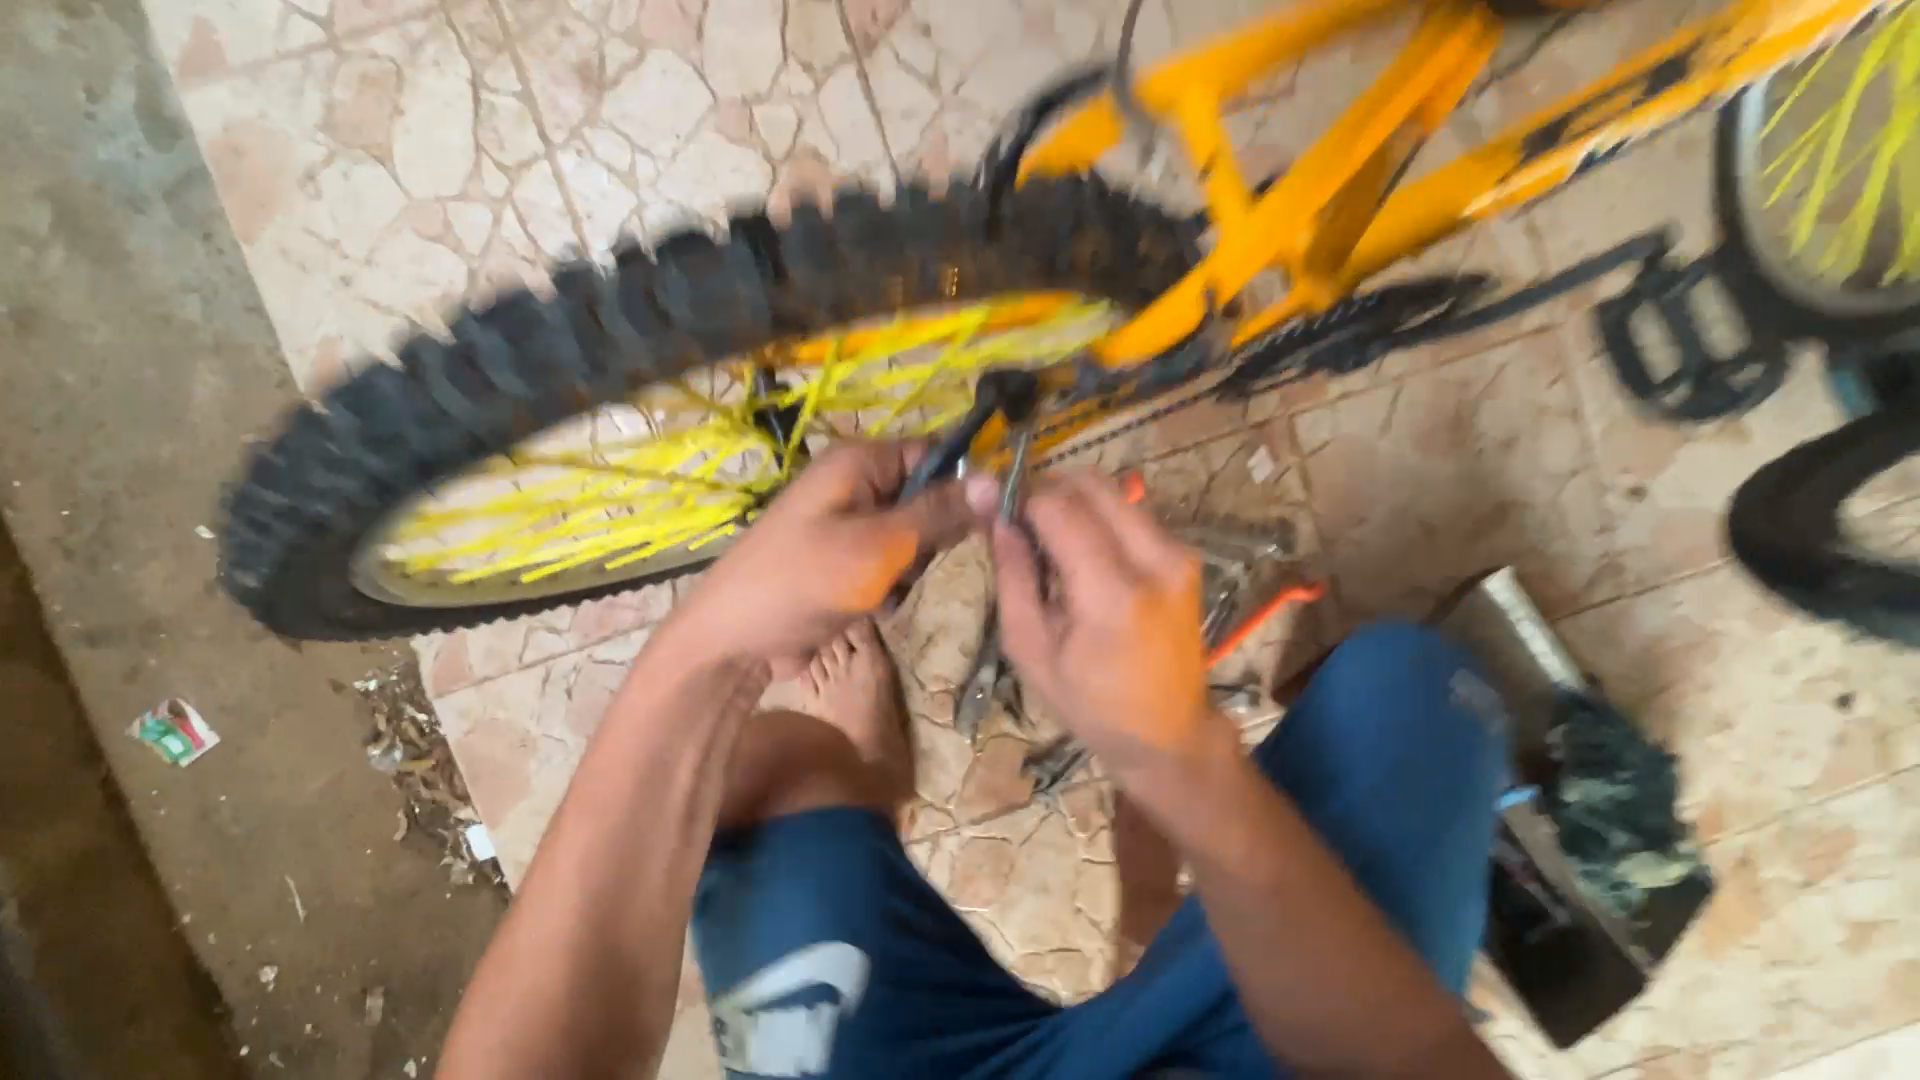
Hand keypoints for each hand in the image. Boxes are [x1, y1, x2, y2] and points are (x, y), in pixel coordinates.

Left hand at [671, 441, 970, 676]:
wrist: (735, 639)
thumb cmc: (805, 581)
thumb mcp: (880, 547)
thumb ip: (939, 513)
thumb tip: (995, 480)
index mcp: (859, 462)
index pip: (934, 454)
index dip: (963, 485)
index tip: (988, 523)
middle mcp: (854, 484)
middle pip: (927, 497)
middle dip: (931, 537)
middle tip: (913, 566)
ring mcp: (847, 524)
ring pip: (913, 537)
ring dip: (911, 569)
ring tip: (887, 592)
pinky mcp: (844, 560)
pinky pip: (890, 564)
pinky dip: (891, 586)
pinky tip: (875, 607)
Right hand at [975, 470, 1240, 776]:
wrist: (1168, 732)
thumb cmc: (1089, 702)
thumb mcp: (1030, 647)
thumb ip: (1011, 572)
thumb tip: (989, 506)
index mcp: (1112, 593)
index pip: (1057, 506)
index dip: (1020, 502)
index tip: (1001, 522)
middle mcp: (1155, 559)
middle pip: (1089, 483)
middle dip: (1048, 493)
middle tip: (1026, 532)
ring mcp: (1178, 553)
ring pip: (1112, 491)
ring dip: (1074, 505)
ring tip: (1056, 551)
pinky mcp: (1186, 554)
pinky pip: (1131, 511)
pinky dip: (1099, 520)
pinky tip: (1087, 560)